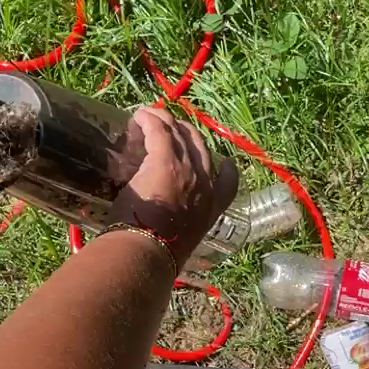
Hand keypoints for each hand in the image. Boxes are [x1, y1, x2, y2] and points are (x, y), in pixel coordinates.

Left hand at [108, 107, 236, 263]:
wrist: (150, 251)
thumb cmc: (160, 252)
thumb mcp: (181, 241)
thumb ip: (179, 230)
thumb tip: (164, 244)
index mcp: (213, 208)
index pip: (229, 182)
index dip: (226, 168)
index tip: (223, 162)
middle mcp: (206, 184)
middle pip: (201, 147)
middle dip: (186, 134)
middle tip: (169, 130)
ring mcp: (187, 169)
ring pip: (180, 133)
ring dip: (164, 122)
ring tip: (149, 118)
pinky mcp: (164, 160)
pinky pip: (159, 128)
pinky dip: (148, 119)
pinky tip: (139, 115)